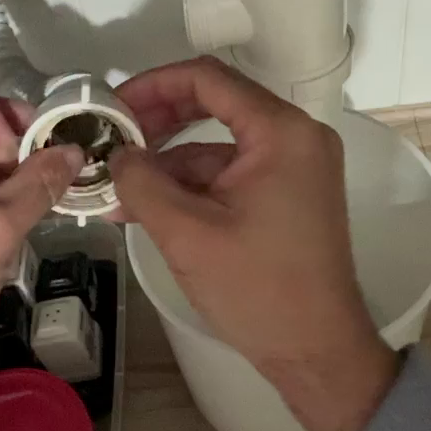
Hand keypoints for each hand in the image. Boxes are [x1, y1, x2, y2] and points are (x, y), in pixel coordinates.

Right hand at [108, 57, 395, 430]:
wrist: (317, 351)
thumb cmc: (259, 290)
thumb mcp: (187, 234)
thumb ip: (143, 183)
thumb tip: (117, 155)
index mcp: (281, 132)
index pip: (209, 79)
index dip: (154, 85)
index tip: (114, 106)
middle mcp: (295, 136)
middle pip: (215, 103)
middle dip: (159, 121)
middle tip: (113, 140)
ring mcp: (295, 165)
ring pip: (218, 143)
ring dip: (169, 161)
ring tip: (118, 184)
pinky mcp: (288, 193)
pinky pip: (231, 172)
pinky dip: (192, 184)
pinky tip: (148, 205)